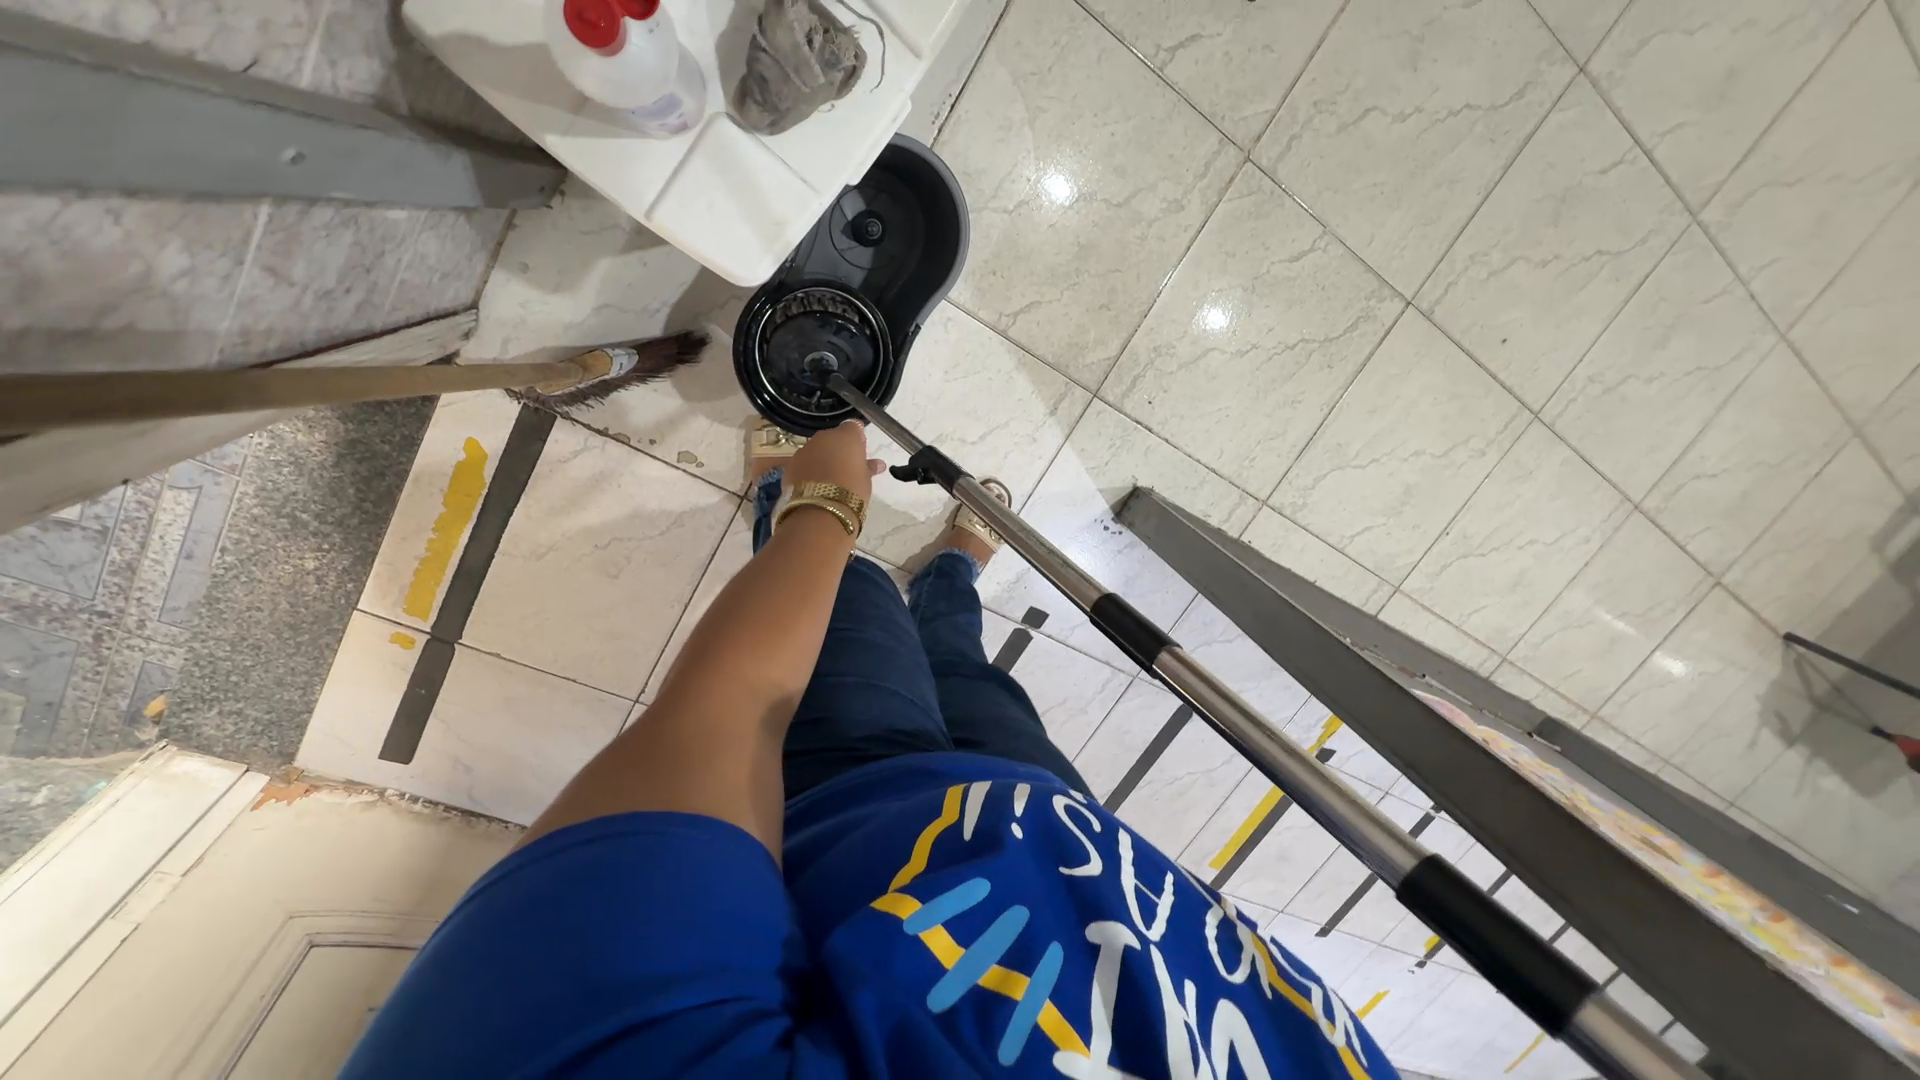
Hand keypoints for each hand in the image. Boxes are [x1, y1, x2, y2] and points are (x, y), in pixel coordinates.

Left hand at [783, 420, 885, 501]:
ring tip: (829, 480)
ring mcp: (804, 450)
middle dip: (839, 449)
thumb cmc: (852, 491)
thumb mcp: (866, 479)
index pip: (854, 427)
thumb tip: (878, 464)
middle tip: (846, 468)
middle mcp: (824, 437)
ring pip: (816, 450)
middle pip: (833, 438)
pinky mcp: (791, 465)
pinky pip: (804, 463)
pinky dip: (809, 470)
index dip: (857, 439)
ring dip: (822, 459)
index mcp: (846, 436)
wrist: (821, 510)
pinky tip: (814, 485)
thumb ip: (869, 467)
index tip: (860, 453)